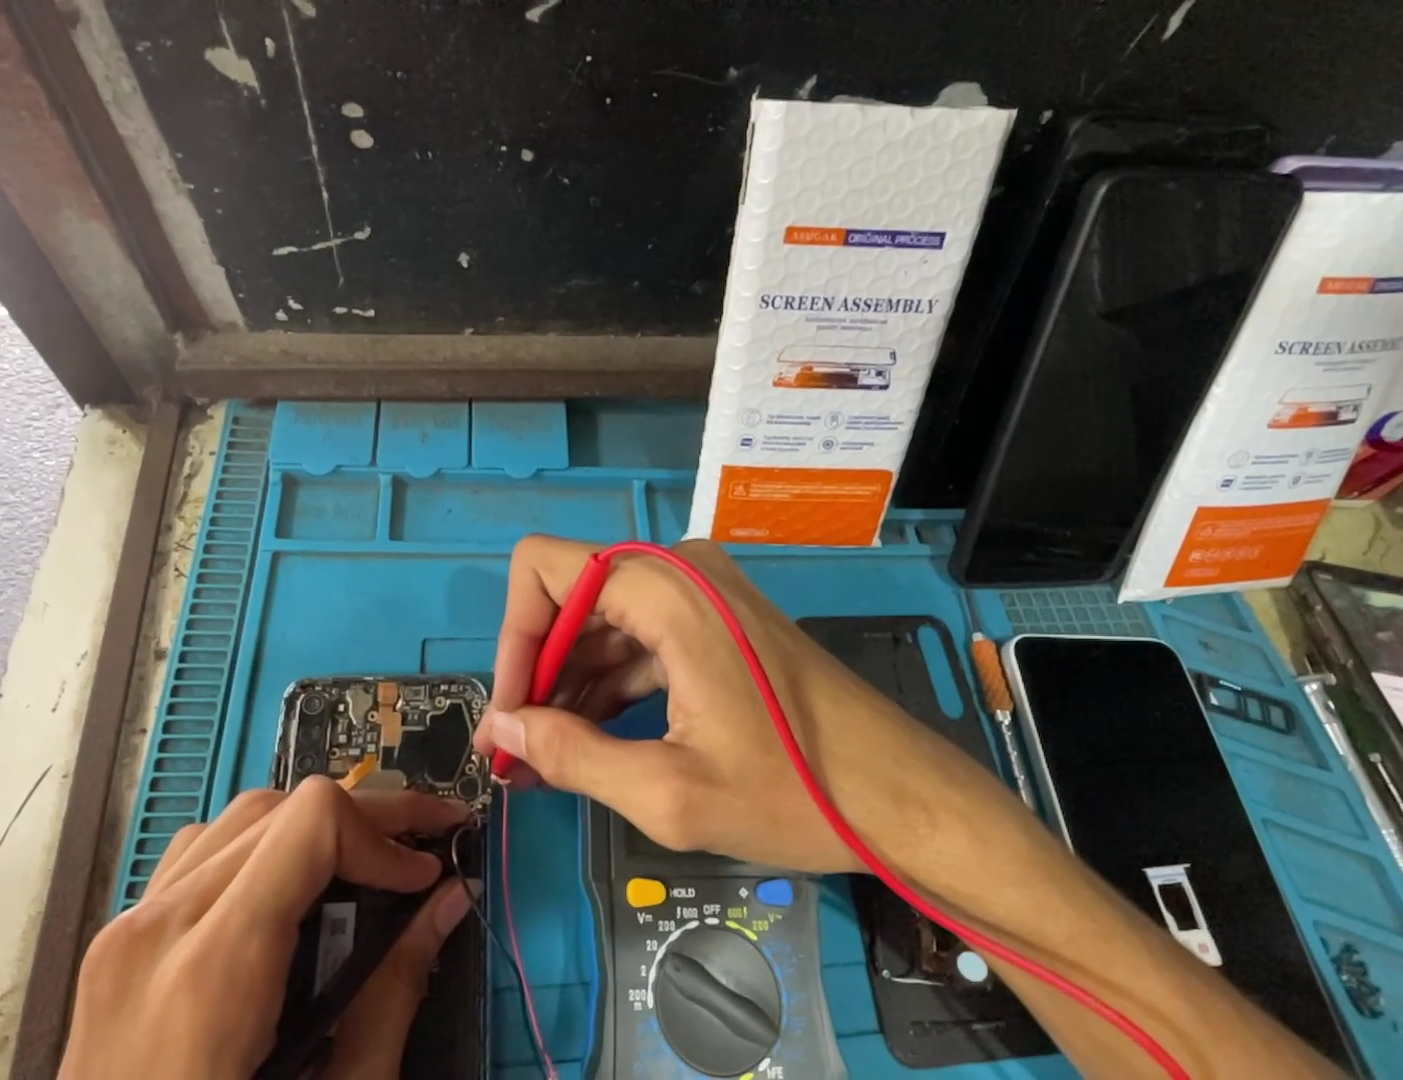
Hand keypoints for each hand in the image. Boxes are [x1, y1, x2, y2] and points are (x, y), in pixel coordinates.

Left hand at [58, 779, 474, 1079]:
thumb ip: (393, 993)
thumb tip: (447, 901)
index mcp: (212, 972)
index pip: (310, 824)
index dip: (385, 832)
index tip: (425, 875)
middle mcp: (157, 929)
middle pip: (281, 808)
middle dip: (366, 819)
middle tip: (421, 851)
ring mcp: (125, 931)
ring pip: (240, 818)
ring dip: (313, 829)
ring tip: (365, 868)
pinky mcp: (115, 944)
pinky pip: (197, 854)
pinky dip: (259, 849)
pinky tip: (289, 895)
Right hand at [471, 535, 918, 872]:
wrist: (902, 795)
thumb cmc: (795, 792)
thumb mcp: (670, 792)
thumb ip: (571, 755)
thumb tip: (500, 726)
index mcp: (669, 591)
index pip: (545, 571)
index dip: (513, 641)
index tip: (511, 716)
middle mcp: (683, 572)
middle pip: (572, 597)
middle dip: (538, 672)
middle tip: (519, 750)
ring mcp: (706, 595)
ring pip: (604, 622)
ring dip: (570, 685)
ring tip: (548, 758)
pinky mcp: (719, 624)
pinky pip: (641, 639)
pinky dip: (610, 685)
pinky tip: (593, 740)